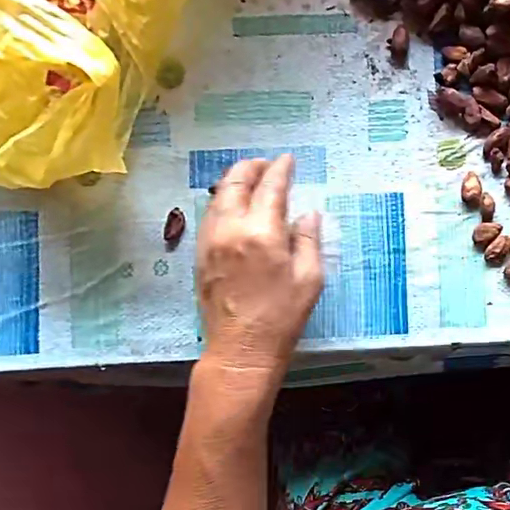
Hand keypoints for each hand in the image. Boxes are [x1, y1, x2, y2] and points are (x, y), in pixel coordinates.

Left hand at [196, 155, 324, 375]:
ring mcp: (210, 241)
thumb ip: (308, 239)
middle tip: (267, 164)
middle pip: (236, 182)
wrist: (241, 349)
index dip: (281, 170)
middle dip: (252, 167)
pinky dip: (222, 201)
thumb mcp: (310, 278)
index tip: (288, 160)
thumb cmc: (282, 317)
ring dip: (234, 181)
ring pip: (218, 196)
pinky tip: (233, 207)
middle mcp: (230, 229)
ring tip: (250, 180)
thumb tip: (308, 213)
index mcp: (261, 232)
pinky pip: (209, 215)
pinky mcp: (200, 255)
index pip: (271, 187)